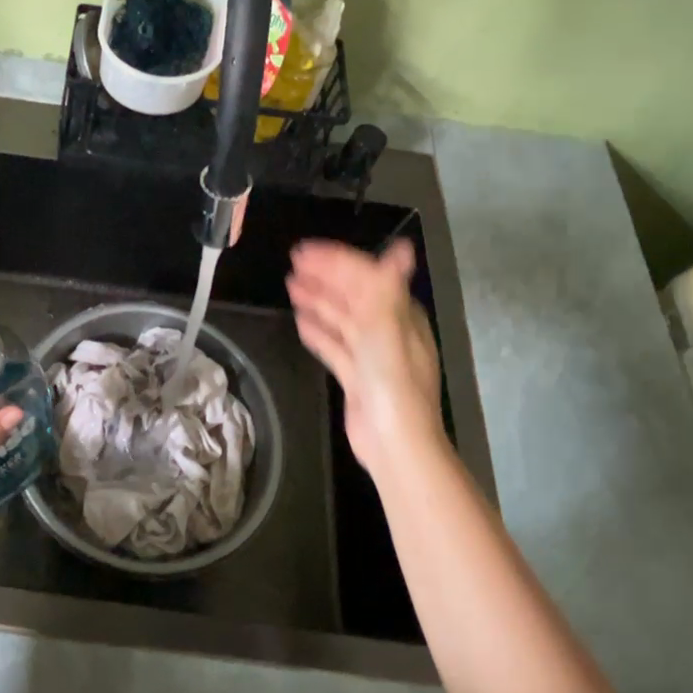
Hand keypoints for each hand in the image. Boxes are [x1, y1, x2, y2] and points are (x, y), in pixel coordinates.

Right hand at [287, 238, 443, 470]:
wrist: (394, 443)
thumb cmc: (391, 381)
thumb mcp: (387, 328)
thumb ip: (386, 288)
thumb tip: (402, 248)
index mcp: (399, 316)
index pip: (366, 277)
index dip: (336, 261)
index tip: (304, 250)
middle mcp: (388, 331)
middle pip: (353, 296)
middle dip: (325, 277)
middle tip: (293, 263)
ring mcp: (372, 356)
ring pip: (341, 319)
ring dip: (318, 301)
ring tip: (291, 286)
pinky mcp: (356, 378)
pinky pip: (335, 345)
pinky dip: (318, 331)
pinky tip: (300, 322)